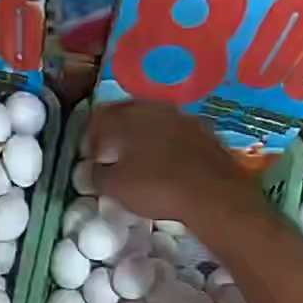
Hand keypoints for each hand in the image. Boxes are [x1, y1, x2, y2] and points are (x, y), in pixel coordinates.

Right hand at [86, 101, 262, 228]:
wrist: (213, 194)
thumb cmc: (157, 188)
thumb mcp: (116, 188)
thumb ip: (97, 176)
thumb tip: (90, 171)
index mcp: (128, 117)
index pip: (99, 117)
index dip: (90, 137)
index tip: (89, 157)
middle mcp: (155, 108)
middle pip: (127, 113)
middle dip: (116, 132)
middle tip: (111, 154)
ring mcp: (183, 117)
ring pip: (154, 120)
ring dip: (143, 136)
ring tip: (138, 158)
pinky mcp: (205, 133)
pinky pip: (176, 133)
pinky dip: (166, 144)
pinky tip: (167, 162)